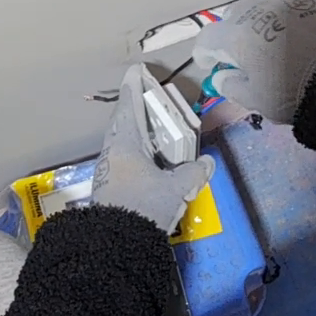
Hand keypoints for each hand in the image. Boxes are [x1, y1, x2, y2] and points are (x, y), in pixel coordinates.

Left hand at [90, 64, 215, 231]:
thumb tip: (207, 163)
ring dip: (136, 130)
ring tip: (152, 126)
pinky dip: (136, 149)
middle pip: (123, 122)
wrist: (114, 244)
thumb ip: (192, 173)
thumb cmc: (142, 208)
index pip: (130, 107)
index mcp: (125, 144)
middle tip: (148, 97)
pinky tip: (147, 157)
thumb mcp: (175, 189)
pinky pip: (123, 157)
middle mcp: (112, 152)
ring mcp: (108, 170)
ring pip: (122, 140)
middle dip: (135, 107)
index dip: (134, 87)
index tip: (136, 71)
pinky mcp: (109, 186)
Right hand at [192, 0, 315, 125]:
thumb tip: (223, 77)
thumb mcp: (258, 101)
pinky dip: (283, 21)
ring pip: (261, 8)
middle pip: (233, 18)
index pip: (209, 39)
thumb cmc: (294, 92)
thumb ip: (234, 87)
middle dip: (232, 35)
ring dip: (258, 24)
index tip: (210, 64)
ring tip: (269, 45)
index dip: (206, 53)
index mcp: (238, 36)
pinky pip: (288, 8)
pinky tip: (295, 38)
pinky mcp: (312, 0)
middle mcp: (258, 11)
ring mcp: (286, 1)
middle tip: (241, 56)